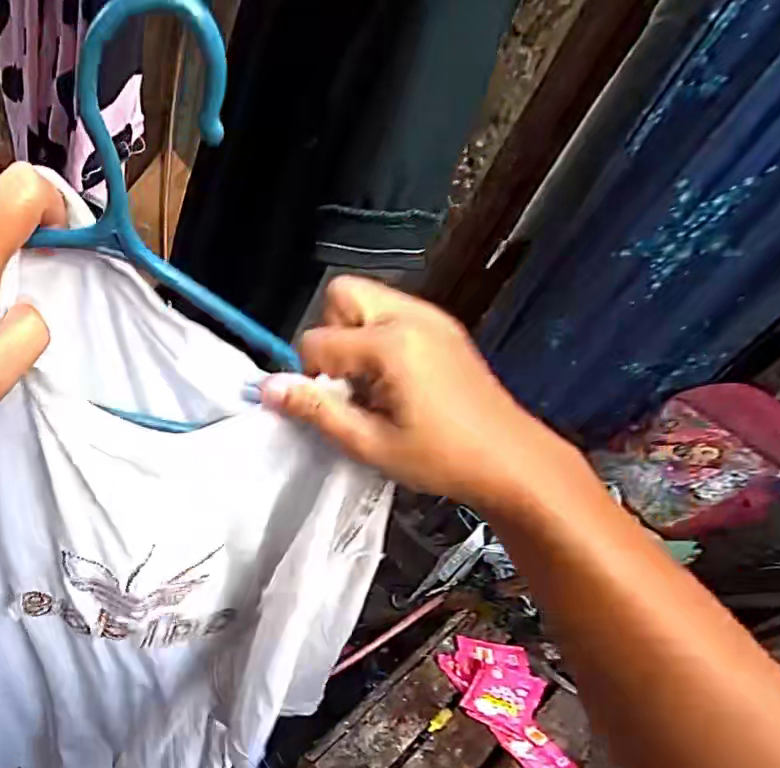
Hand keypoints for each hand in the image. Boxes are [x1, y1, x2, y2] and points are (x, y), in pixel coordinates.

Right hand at [259, 275, 582, 510]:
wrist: (511, 460)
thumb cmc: (440, 458)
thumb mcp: (368, 443)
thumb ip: (315, 410)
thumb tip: (268, 388)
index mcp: (391, 343)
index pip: (317, 340)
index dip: (309, 375)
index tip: (331, 408)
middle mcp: (411, 316)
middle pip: (341, 294)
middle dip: (329, 335)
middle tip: (345, 383)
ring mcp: (432, 318)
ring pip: (366, 300)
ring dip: (352, 337)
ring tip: (368, 385)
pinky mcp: (443, 328)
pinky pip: (391, 314)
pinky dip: (376, 339)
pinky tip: (391, 381)